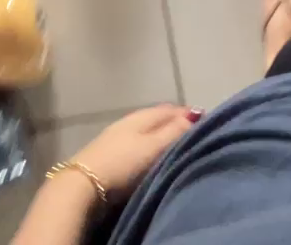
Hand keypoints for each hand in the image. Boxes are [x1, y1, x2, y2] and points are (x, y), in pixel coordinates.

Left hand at [68, 105, 196, 195]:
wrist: (84, 182)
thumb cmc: (123, 163)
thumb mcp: (152, 147)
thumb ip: (172, 131)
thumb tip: (195, 114)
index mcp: (141, 116)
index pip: (169, 108)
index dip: (187, 113)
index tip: (205, 121)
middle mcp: (130, 120)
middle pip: (158, 116)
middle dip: (176, 121)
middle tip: (195, 132)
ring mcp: (119, 135)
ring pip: (148, 128)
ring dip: (163, 132)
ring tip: (178, 144)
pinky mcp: (113, 151)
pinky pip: (139, 141)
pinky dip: (151, 143)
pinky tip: (154, 154)